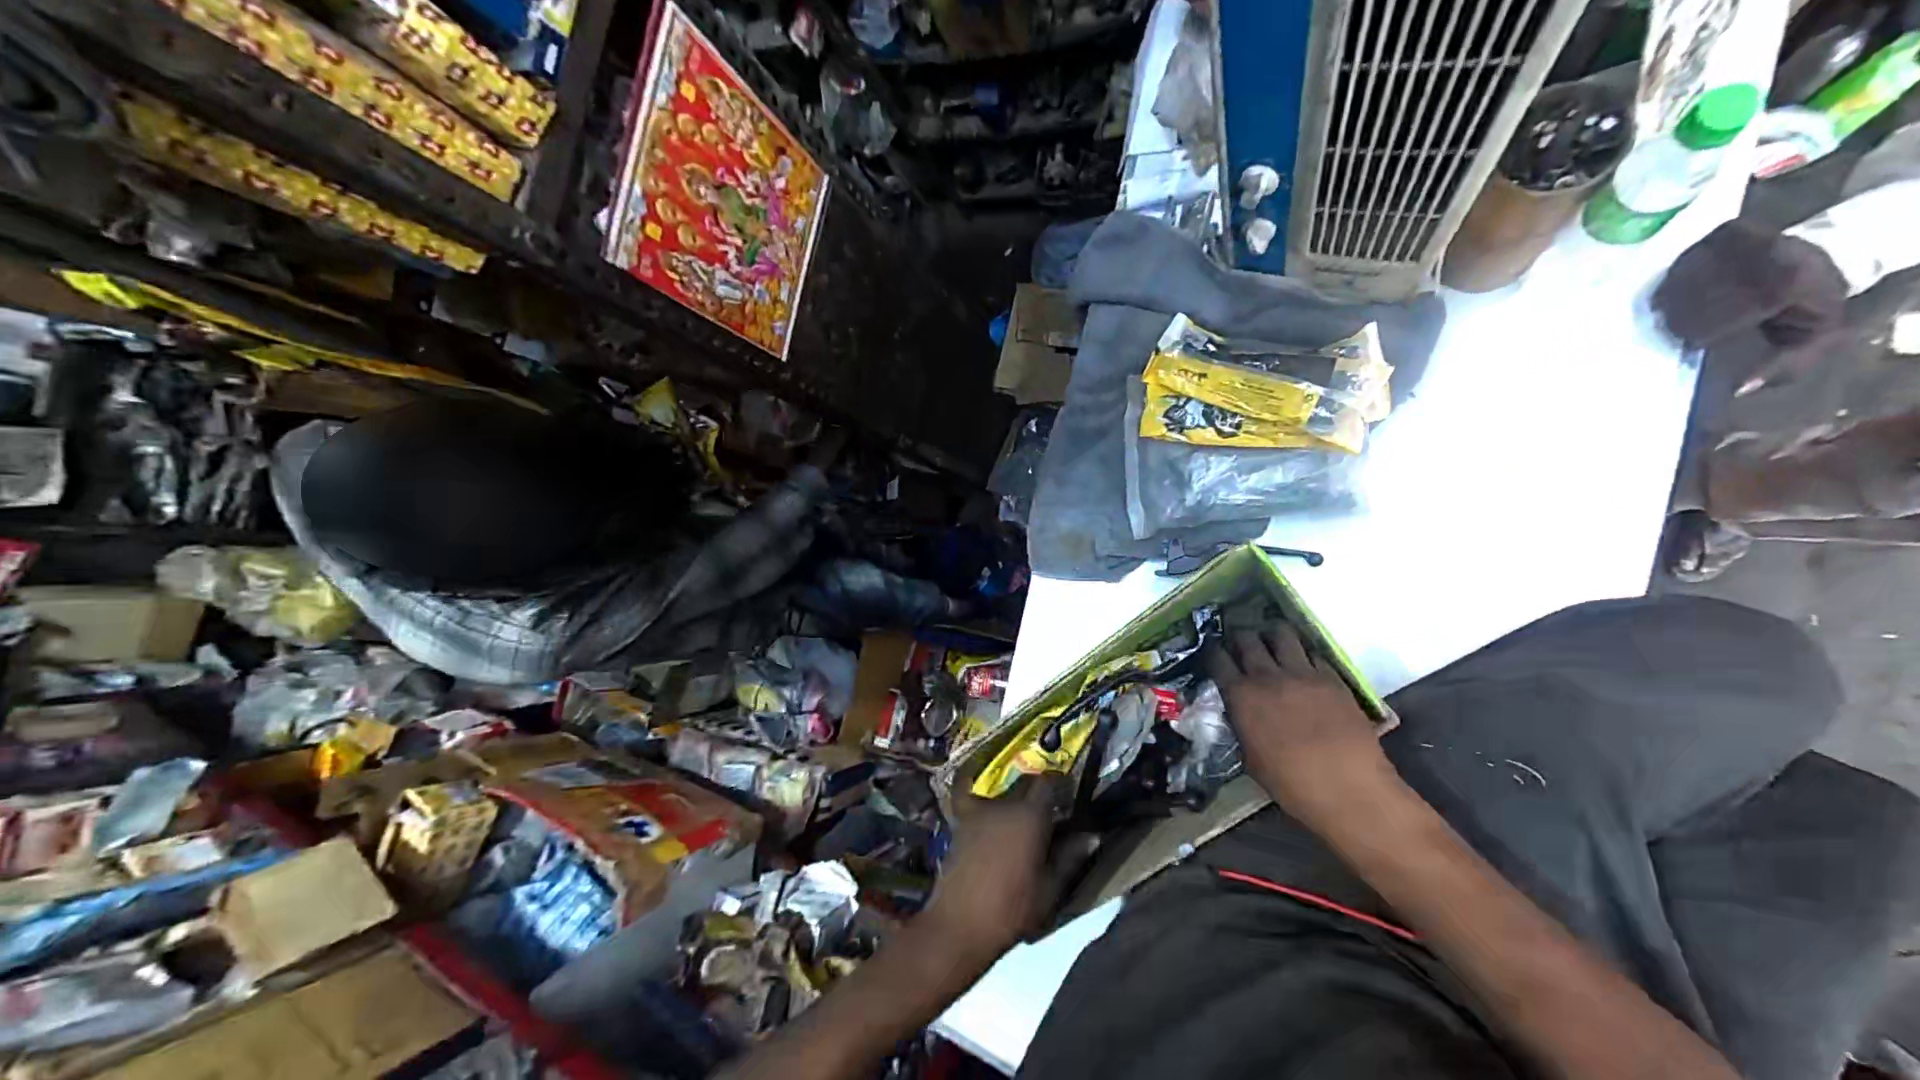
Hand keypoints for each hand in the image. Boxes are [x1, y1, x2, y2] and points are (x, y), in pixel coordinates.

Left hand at [924, 776, 1060, 962]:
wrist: (961, 924)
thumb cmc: (1012, 910)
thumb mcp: (1050, 889)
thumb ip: (1070, 857)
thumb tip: (1092, 835)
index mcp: (1031, 816)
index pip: (1048, 783)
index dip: (1059, 783)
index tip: (1067, 792)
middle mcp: (1004, 804)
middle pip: (1024, 785)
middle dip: (1038, 794)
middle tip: (1048, 812)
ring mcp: (979, 811)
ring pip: (1001, 793)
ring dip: (1012, 800)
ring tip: (1019, 817)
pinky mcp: (960, 822)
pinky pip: (965, 793)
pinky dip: (970, 784)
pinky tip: (976, 788)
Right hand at [1207, 623, 1397, 832]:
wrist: (1348, 788)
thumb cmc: (1291, 783)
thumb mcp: (1249, 756)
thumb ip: (1241, 724)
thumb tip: (1239, 711)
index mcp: (1241, 696)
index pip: (1218, 658)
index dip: (1213, 652)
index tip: (1214, 653)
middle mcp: (1268, 676)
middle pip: (1248, 638)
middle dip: (1240, 637)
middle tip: (1241, 643)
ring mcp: (1303, 673)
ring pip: (1282, 633)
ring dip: (1272, 635)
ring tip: (1272, 642)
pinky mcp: (1332, 678)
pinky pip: (1312, 653)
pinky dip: (1303, 654)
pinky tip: (1303, 664)